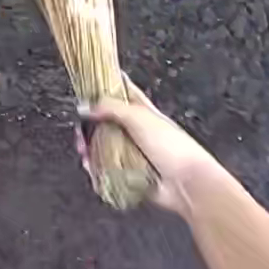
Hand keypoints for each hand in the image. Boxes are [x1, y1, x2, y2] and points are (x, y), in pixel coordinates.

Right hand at [80, 92, 232, 216]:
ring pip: (102, 144)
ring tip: (83, 151)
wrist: (187, 184)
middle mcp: (135, 129)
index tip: (86, 85)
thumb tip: (84, 106)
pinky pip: (105, 167)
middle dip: (89, 124)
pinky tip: (90, 166)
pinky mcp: (128, 172)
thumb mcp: (138, 116)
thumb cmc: (170, 145)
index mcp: (141, 110)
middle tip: (80, 130)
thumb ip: (109, 107)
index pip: (121, 90)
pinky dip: (95, 167)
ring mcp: (131, 151)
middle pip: (105, 120)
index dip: (105, 85)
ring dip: (89, 147)